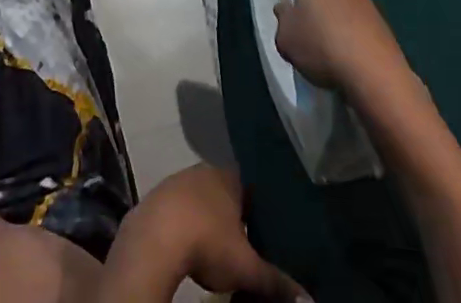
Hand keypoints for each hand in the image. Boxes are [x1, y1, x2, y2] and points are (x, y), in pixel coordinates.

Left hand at [130, 165, 307, 298]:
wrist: (152, 241)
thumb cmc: (206, 242)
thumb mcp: (245, 267)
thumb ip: (276, 281)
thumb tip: (309, 300)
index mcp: (228, 177)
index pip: (251, 183)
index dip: (260, 203)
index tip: (268, 222)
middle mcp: (202, 171)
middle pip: (224, 190)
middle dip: (233, 213)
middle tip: (246, 237)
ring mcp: (175, 182)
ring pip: (199, 198)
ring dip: (207, 217)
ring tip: (218, 243)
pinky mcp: (154, 198)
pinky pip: (176, 209)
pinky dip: (185, 224)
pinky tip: (188, 244)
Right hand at [272, 0, 406, 92]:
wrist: (376, 77)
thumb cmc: (322, 46)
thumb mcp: (286, 37)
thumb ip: (283, 17)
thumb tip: (286, 5)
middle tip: (299, 18)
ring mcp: (365, 2)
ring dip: (329, 14)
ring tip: (319, 44)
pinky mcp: (380, 25)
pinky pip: (355, 20)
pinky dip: (346, 31)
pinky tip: (340, 56)